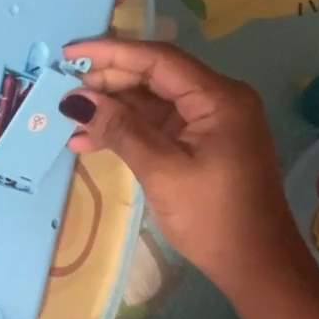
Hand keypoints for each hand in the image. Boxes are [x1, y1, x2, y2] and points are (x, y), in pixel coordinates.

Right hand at [58, 40, 297, 294]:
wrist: (255, 265)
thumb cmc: (213, 217)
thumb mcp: (162, 170)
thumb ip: (120, 129)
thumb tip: (75, 100)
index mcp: (218, 97)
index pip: (157, 59)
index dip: (110, 53)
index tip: (69, 54)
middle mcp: (216, 100)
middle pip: (153, 77)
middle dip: (107, 83)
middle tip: (63, 91)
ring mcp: (208, 123)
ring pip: (150, 103)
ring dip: (111, 111)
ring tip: (68, 121)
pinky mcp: (199, 145)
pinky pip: (156, 126)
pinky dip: (125, 132)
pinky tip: (88, 142)